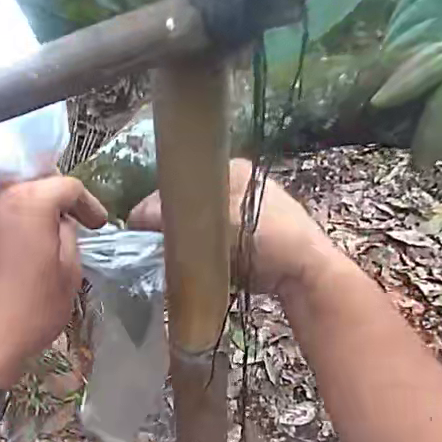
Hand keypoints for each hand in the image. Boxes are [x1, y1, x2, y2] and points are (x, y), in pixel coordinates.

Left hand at [0, 176, 106, 388]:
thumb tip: (62, 222)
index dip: (89, 203)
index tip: (99, 225)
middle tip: (77, 219)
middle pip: (36, 180)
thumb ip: (70, 235)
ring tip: (54, 227)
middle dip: (59, 195)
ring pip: (15, 191)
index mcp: (29, 200)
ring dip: (36, 203)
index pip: (67, 185)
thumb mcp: (69, 271)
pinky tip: (30, 235)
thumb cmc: (32, 308)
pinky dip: (17, 214)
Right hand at [128, 159, 335, 296]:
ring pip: (200, 225)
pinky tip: (191, 264)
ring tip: (165, 257)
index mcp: (231, 170)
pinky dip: (201, 252)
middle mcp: (239, 185)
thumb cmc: (265, 238)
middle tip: (150, 246)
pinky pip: (214, 242)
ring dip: (185, 240)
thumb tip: (136, 217)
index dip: (157, 205)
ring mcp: (247, 212)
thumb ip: (174, 217)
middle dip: (170, 224)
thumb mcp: (216, 223)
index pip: (182, 183)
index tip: (137, 229)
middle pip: (190, 204)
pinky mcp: (251, 239)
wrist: (306, 272)